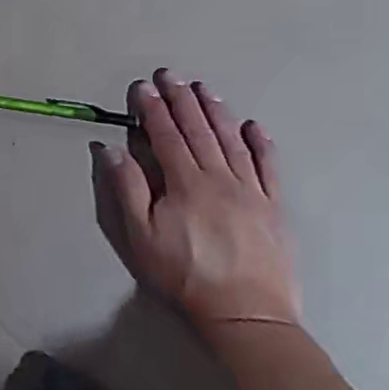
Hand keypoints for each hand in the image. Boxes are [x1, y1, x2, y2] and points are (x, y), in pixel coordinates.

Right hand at [94, 68, 299, 330]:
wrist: (247, 314)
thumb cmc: (187, 278)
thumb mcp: (143, 239)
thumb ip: (129, 191)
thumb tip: (114, 151)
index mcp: (185, 183)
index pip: (165, 135)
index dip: (152, 109)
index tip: (144, 87)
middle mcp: (219, 177)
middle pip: (198, 130)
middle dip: (181, 99)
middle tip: (171, 75)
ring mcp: (251, 190)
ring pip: (231, 140)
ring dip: (215, 111)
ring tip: (203, 88)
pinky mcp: (274, 206)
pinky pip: (268, 166)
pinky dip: (260, 143)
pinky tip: (253, 126)